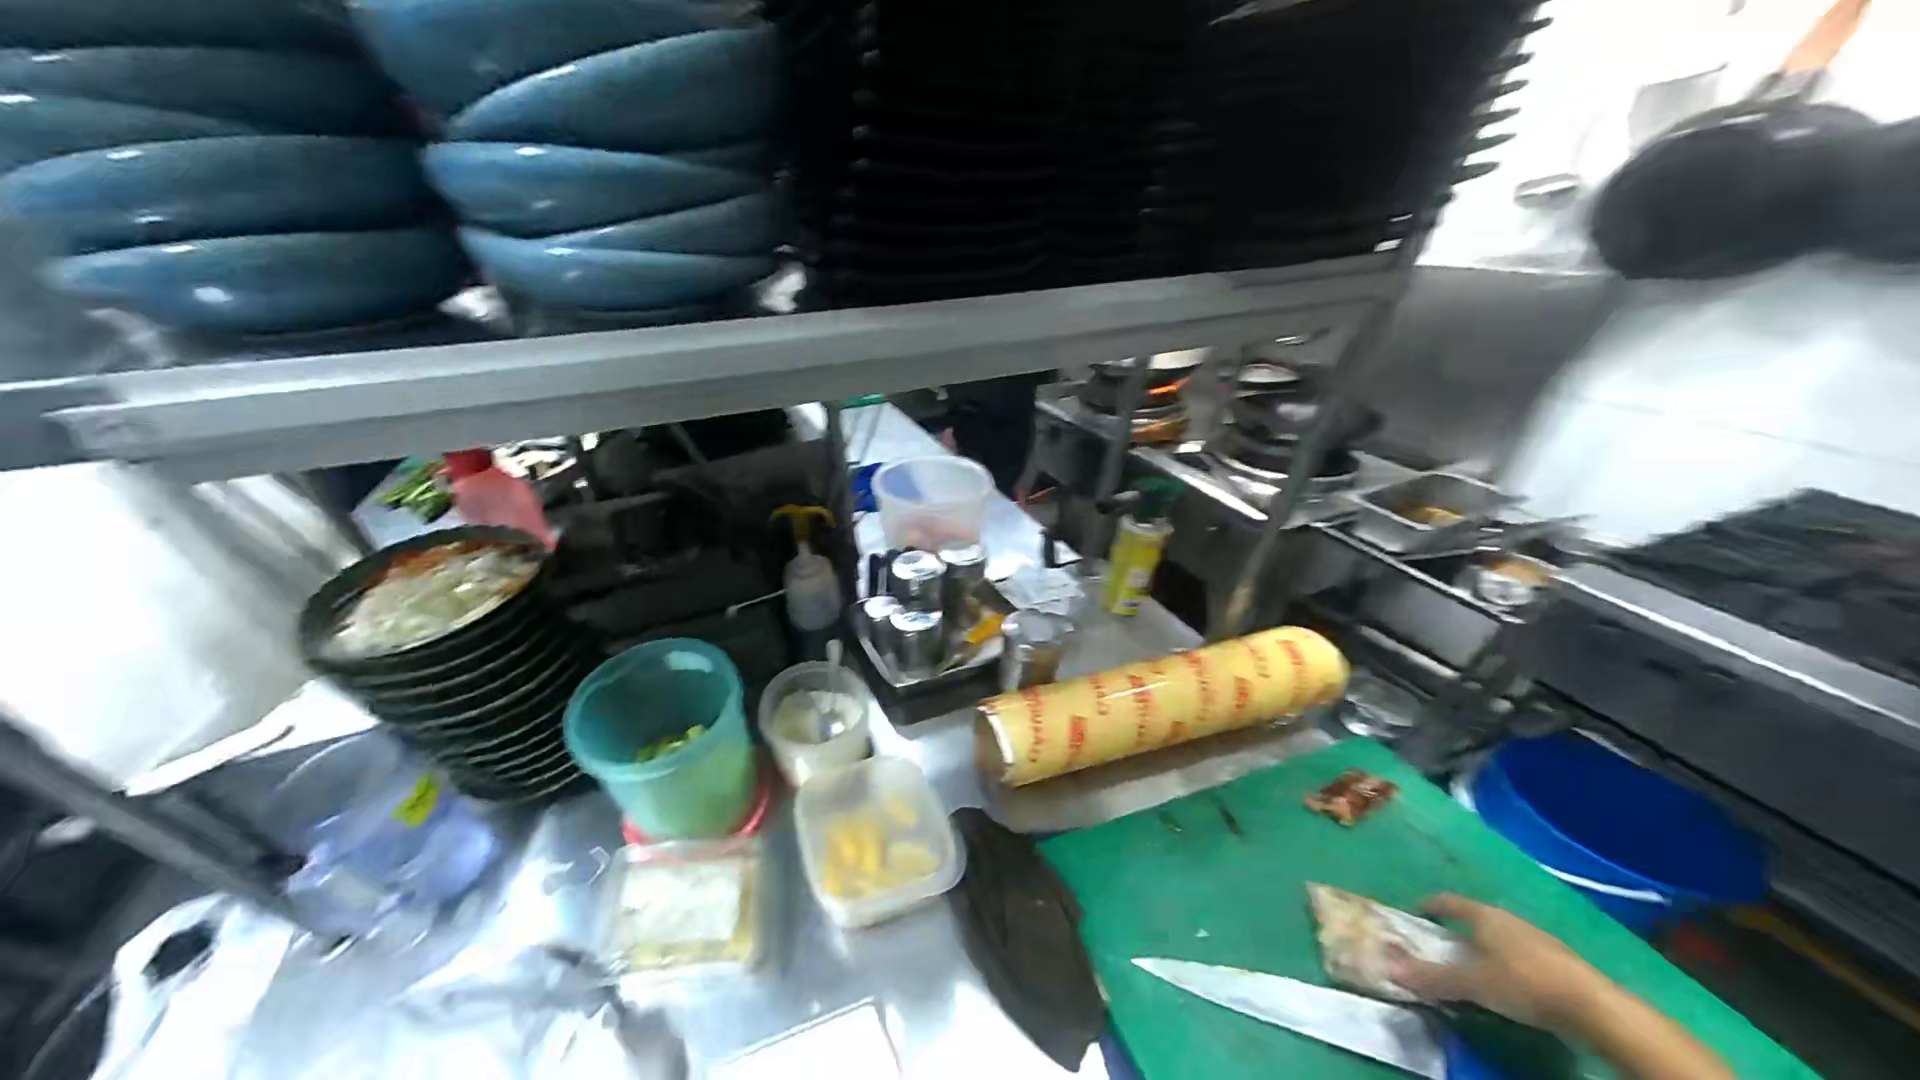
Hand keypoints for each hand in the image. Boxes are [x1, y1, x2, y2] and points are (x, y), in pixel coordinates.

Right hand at [1388, 893, 1612, 1032]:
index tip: (1415, 914)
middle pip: (1475, 917)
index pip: (1447, 900)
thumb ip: (1432, 977)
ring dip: (1485, 947)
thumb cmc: (1523, 983)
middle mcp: (1508, 918)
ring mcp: (1538, 937)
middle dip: (1457, 930)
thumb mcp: (1472, 983)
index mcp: (1483, 914)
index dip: (1429, 905)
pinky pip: (1522, 953)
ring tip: (1474, 967)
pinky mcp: (1560, 961)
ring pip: (1501, 936)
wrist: (1596, 1008)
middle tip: (1441, 946)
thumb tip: (1389, 968)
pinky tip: (1510, 982)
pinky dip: (1508, 962)